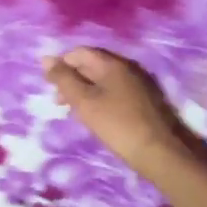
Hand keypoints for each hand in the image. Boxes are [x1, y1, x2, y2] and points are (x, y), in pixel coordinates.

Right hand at [44, 48, 184, 171]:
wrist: (160, 154)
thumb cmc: (117, 125)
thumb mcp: (84, 102)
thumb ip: (63, 79)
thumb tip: (46, 58)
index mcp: (112, 64)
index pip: (80, 52)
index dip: (62, 64)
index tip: (51, 86)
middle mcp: (126, 68)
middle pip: (91, 65)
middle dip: (72, 79)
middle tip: (60, 102)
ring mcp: (138, 84)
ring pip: (103, 80)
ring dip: (85, 91)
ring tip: (75, 112)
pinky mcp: (144, 101)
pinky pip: (115, 92)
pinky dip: (100, 99)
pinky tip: (96, 118)